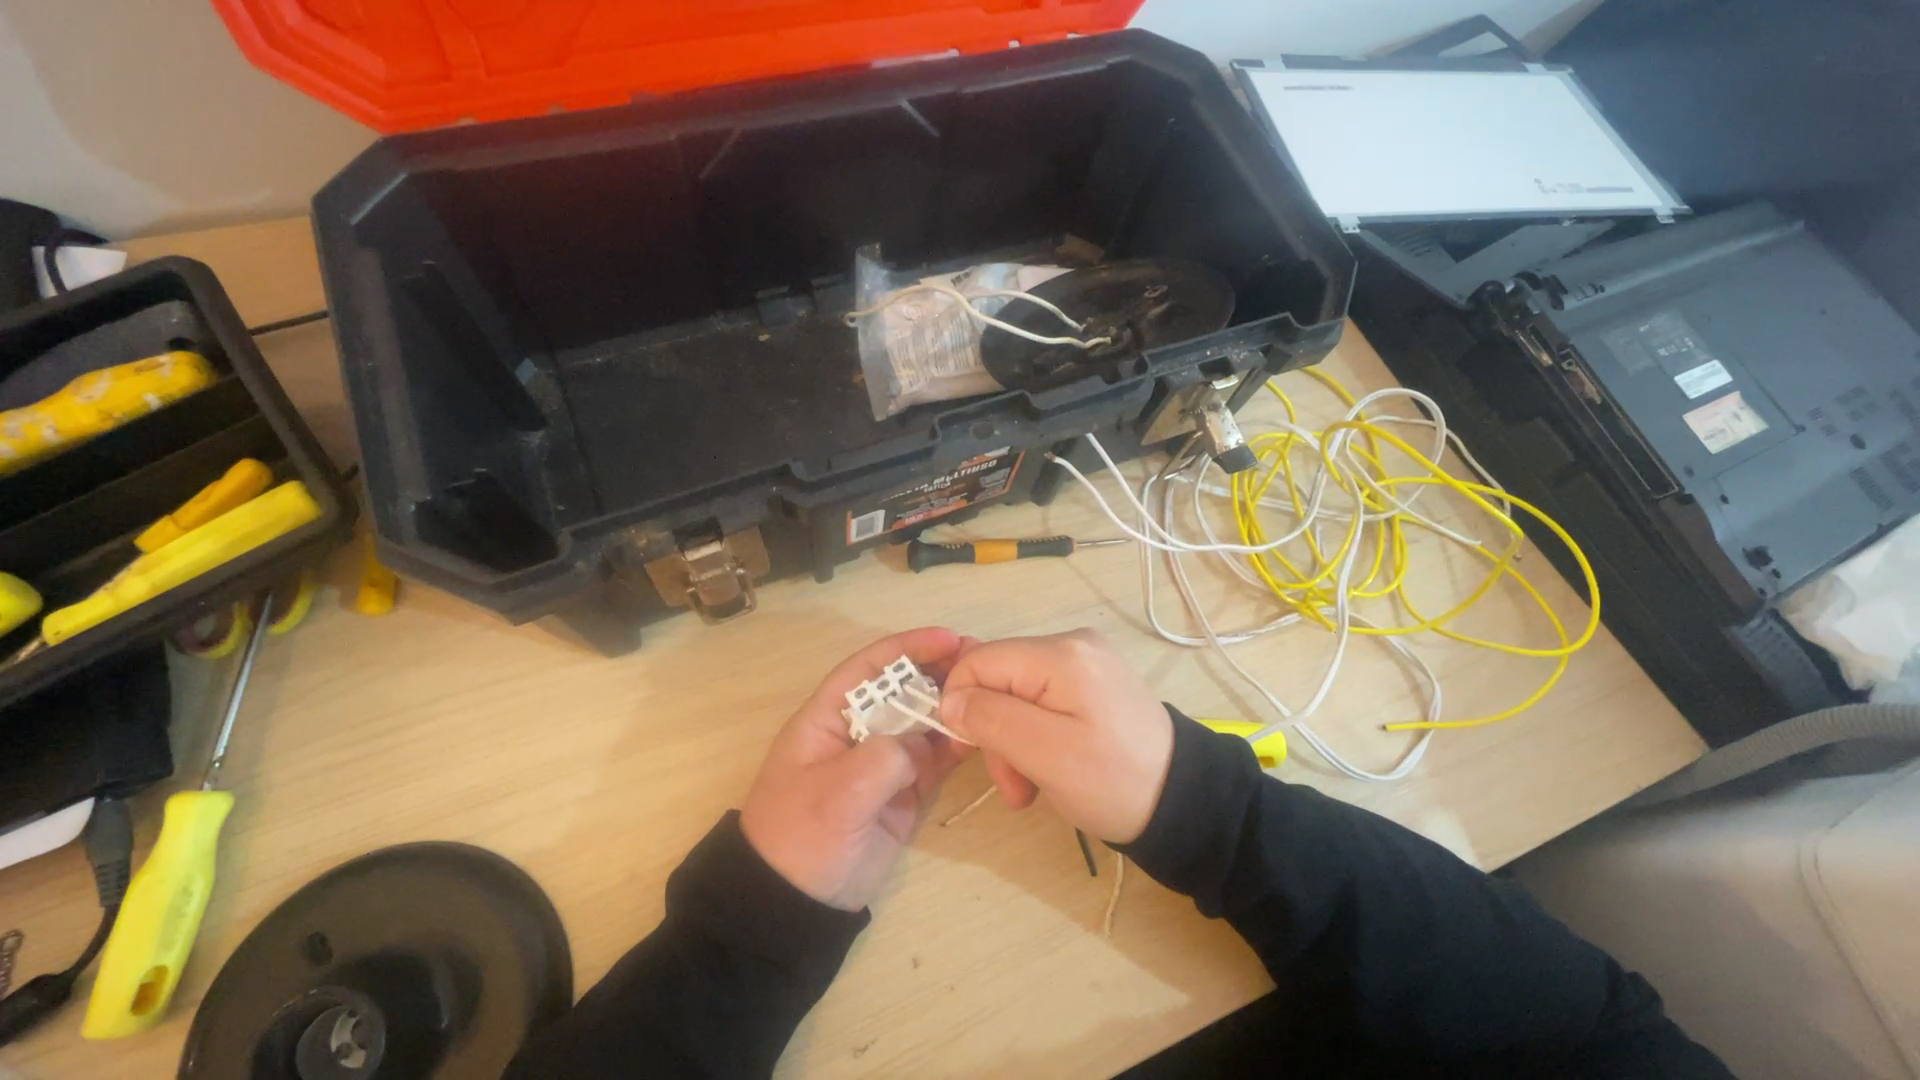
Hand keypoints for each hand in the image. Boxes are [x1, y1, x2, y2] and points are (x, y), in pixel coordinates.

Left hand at [740, 627, 969, 910]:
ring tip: (991, 697)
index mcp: (829, 717)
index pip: (871, 668)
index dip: (908, 647)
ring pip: (924, 723)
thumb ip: (885, 758)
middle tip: (983, 665)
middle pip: (904, 690)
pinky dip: (957, 748)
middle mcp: (859, 731)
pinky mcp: (903, 792)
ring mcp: (883, 762)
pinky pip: (935, 760)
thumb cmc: (801, 835)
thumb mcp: (837, 792)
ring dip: (954, 708)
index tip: (949, 637)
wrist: (794, 903)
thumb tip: (927, 745)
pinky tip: (981, 737)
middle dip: (939, 673)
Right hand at [939, 629, 1173, 843]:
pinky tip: (1045, 770)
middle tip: (1012, 787)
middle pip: (997, 678)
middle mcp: (1071, 643)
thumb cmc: (1115, 781)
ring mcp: (1083, 662)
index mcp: (1061, 653)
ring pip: (1015, 694)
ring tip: (1028, 790)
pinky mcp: (1090, 684)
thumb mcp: (1047, 755)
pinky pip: (1041, 702)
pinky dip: (1034, 738)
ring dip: (1011, 743)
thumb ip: (992, 719)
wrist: (1187, 803)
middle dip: (993, 733)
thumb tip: (949, 700)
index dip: (960, 704)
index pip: (978, 660)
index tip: (971, 753)